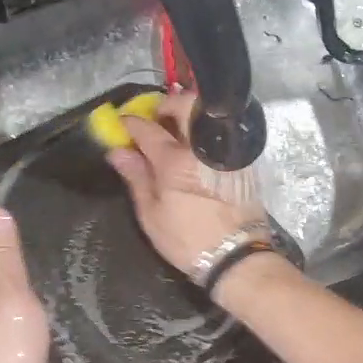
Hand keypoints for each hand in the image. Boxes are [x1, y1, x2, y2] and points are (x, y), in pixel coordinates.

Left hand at [0, 208, 49, 362]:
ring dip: (12, 272)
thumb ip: (2, 254)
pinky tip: (39, 292)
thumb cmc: (5, 351)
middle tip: (42, 226)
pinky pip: (0, 305)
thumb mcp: (9, 295)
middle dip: (3, 245)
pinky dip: (16, 295)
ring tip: (46, 253)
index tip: (19, 203)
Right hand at [105, 92, 264, 277]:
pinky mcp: (244, 162)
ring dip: (189, 116)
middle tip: (156, 118)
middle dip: (167, 105)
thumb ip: (136, 178)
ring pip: (207, 117)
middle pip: (186, 105)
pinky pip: (222, 135)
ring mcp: (227, 152)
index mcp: (175, 161)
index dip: (131, 122)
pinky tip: (197, 150)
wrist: (237, 258)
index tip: (123, 123)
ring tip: (176, 132)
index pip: (147, 128)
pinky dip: (206, 134)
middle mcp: (202, 148)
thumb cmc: (188, 241)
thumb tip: (118, 151)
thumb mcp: (152, 215)